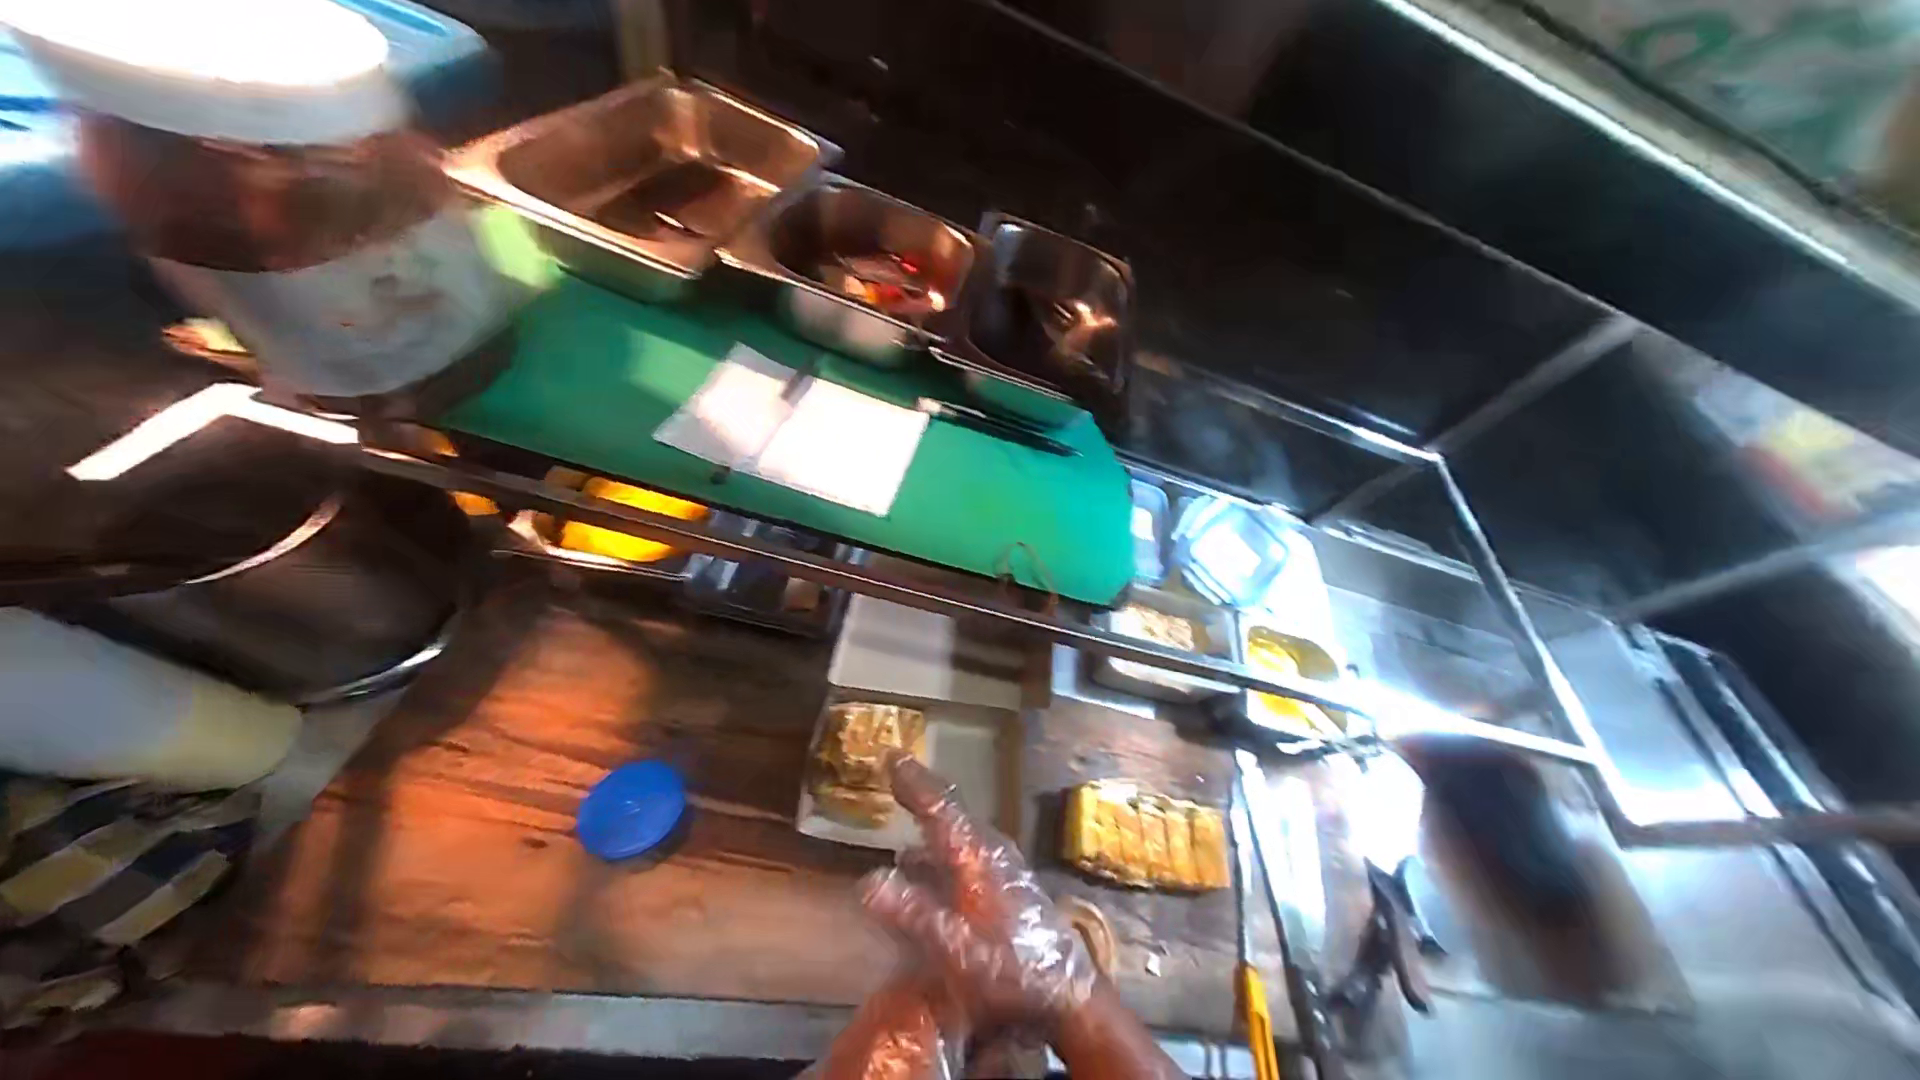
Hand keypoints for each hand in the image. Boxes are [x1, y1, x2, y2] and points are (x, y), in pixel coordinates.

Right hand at [859, 752, 1096, 1032]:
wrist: (1066, 994)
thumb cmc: (1012, 969)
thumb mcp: (959, 949)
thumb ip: (915, 914)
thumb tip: (867, 881)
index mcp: (977, 856)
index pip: (940, 807)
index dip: (914, 781)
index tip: (892, 754)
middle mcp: (988, 851)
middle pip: (948, 812)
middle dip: (920, 792)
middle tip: (893, 771)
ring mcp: (997, 868)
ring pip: (955, 833)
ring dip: (928, 820)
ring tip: (903, 812)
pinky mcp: (1001, 886)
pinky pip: (960, 854)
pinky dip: (936, 848)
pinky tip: (919, 865)